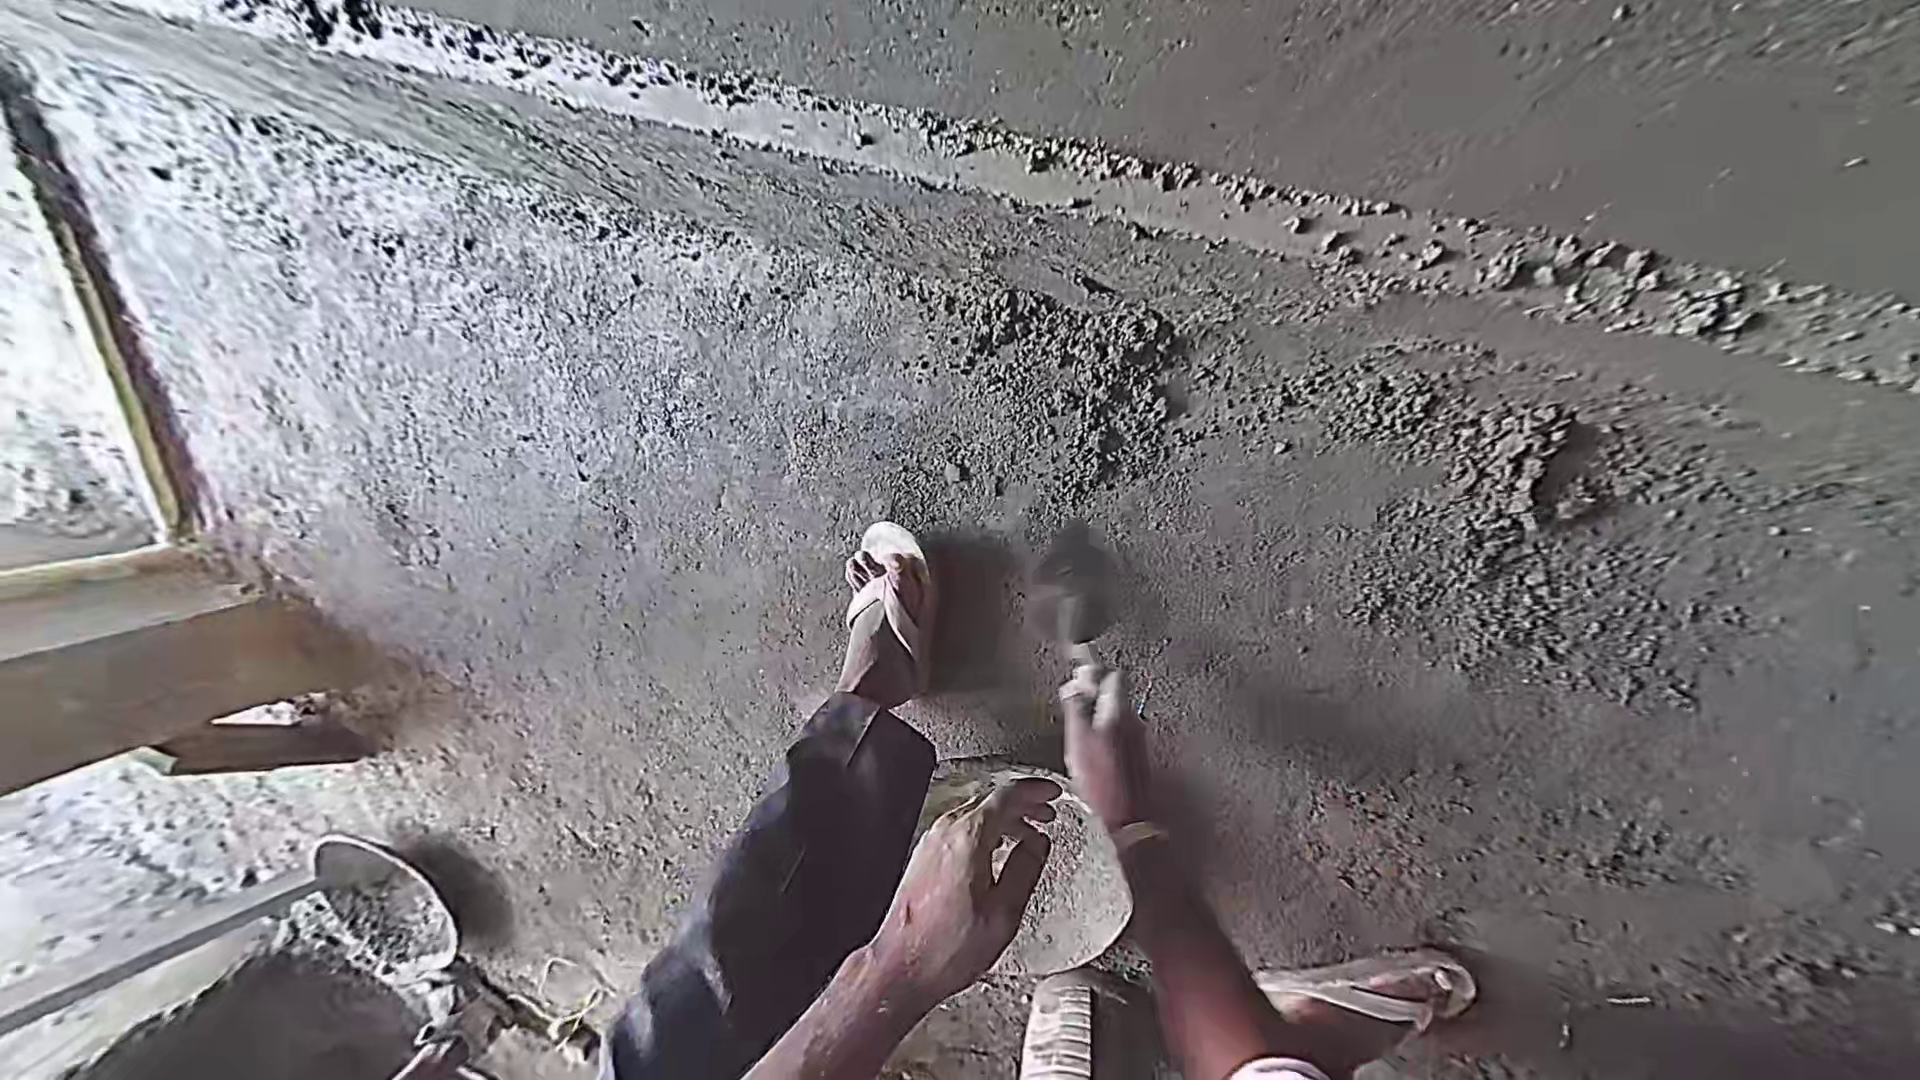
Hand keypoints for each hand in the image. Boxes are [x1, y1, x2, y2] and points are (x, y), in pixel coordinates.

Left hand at [870, 777, 1059, 1004]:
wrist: (902, 965)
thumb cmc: (947, 947)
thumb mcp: (1004, 913)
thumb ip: (1026, 869)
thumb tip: (1038, 844)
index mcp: (968, 837)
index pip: (1007, 796)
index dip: (1035, 790)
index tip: (1052, 792)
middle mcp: (947, 830)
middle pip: (991, 800)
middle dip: (1023, 803)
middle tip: (1046, 813)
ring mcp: (933, 840)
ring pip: (977, 812)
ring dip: (1006, 817)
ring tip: (1028, 833)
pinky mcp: (926, 853)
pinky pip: (963, 827)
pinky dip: (987, 828)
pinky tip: (998, 847)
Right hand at [1060, 665, 1152, 830]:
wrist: (1126, 818)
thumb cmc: (1101, 782)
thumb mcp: (1078, 738)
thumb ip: (1076, 705)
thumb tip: (1075, 682)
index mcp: (1119, 711)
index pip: (1112, 674)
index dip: (1093, 671)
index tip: (1080, 676)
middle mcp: (1133, 720)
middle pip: (1116, 690)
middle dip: (1095, 691)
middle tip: (1077, 699)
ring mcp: (1137, 737)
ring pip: (1116, 710)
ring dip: (1099, 711)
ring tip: (1082, 725)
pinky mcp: (1136, 752)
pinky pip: (1119, 729)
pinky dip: (1105, 729)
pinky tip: (1093, 745)